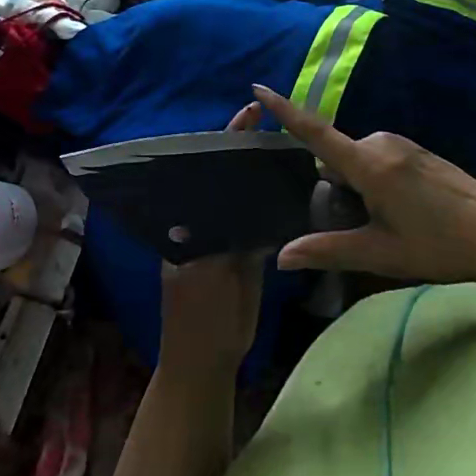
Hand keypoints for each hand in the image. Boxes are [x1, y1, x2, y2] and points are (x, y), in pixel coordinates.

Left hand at [158, 101, 266, 375]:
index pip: (208, 176)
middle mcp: (200, 225)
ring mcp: (217, 238)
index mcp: (190, 226)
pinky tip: (284, 193)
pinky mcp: (234, 255)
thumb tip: (252, 202)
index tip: (248, 113)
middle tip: (267, 123)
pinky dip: (262, 207)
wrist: (204, 362)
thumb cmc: (207, 321)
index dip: (228, 143)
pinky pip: (247, 222)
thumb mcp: (221, 279)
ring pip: (235, 199)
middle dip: (240, 152)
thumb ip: (237, 244)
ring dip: (252, 177)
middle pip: (221, 181)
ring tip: (281, 149)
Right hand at [252, 85, 475, 283]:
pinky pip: (377, 158)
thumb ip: (328, 250)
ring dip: (354, 183)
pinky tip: (399, 210)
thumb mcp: (381, 253)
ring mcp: (402, 144)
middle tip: (355, 224)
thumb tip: (282, 258)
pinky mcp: (416, 150)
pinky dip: (372, 178)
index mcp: (368, 165)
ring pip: (357, 158)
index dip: (285, 110)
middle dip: (332, 183)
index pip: (315, 133)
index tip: (258, 88)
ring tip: (381, 222)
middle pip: (335, 155)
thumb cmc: (441, 245)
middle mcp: (382, 144)